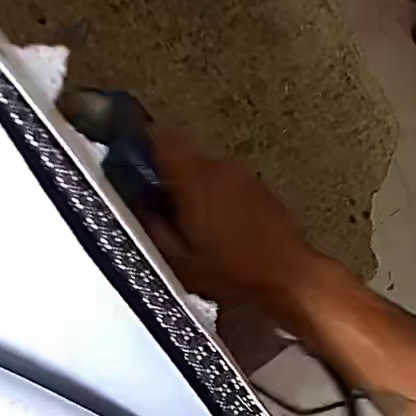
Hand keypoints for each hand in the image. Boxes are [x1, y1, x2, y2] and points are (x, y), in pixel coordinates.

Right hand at [143, 127, 331, 309]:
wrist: (288, 276)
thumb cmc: (235, 273)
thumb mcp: (180, 261)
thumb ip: (153, 229)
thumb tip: (138, 209)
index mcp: (195, 180)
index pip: (160, 139)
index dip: (139, 144)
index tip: (127, 160)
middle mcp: (220, 168)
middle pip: (181, 154)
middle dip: (163, 173)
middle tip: (152, 202)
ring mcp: (242, 176)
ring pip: (203, 169)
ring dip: (188, 185)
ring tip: (184, 221)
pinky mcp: (258, 188)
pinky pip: (224, 181)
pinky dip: (211, 194)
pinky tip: (212, 225)